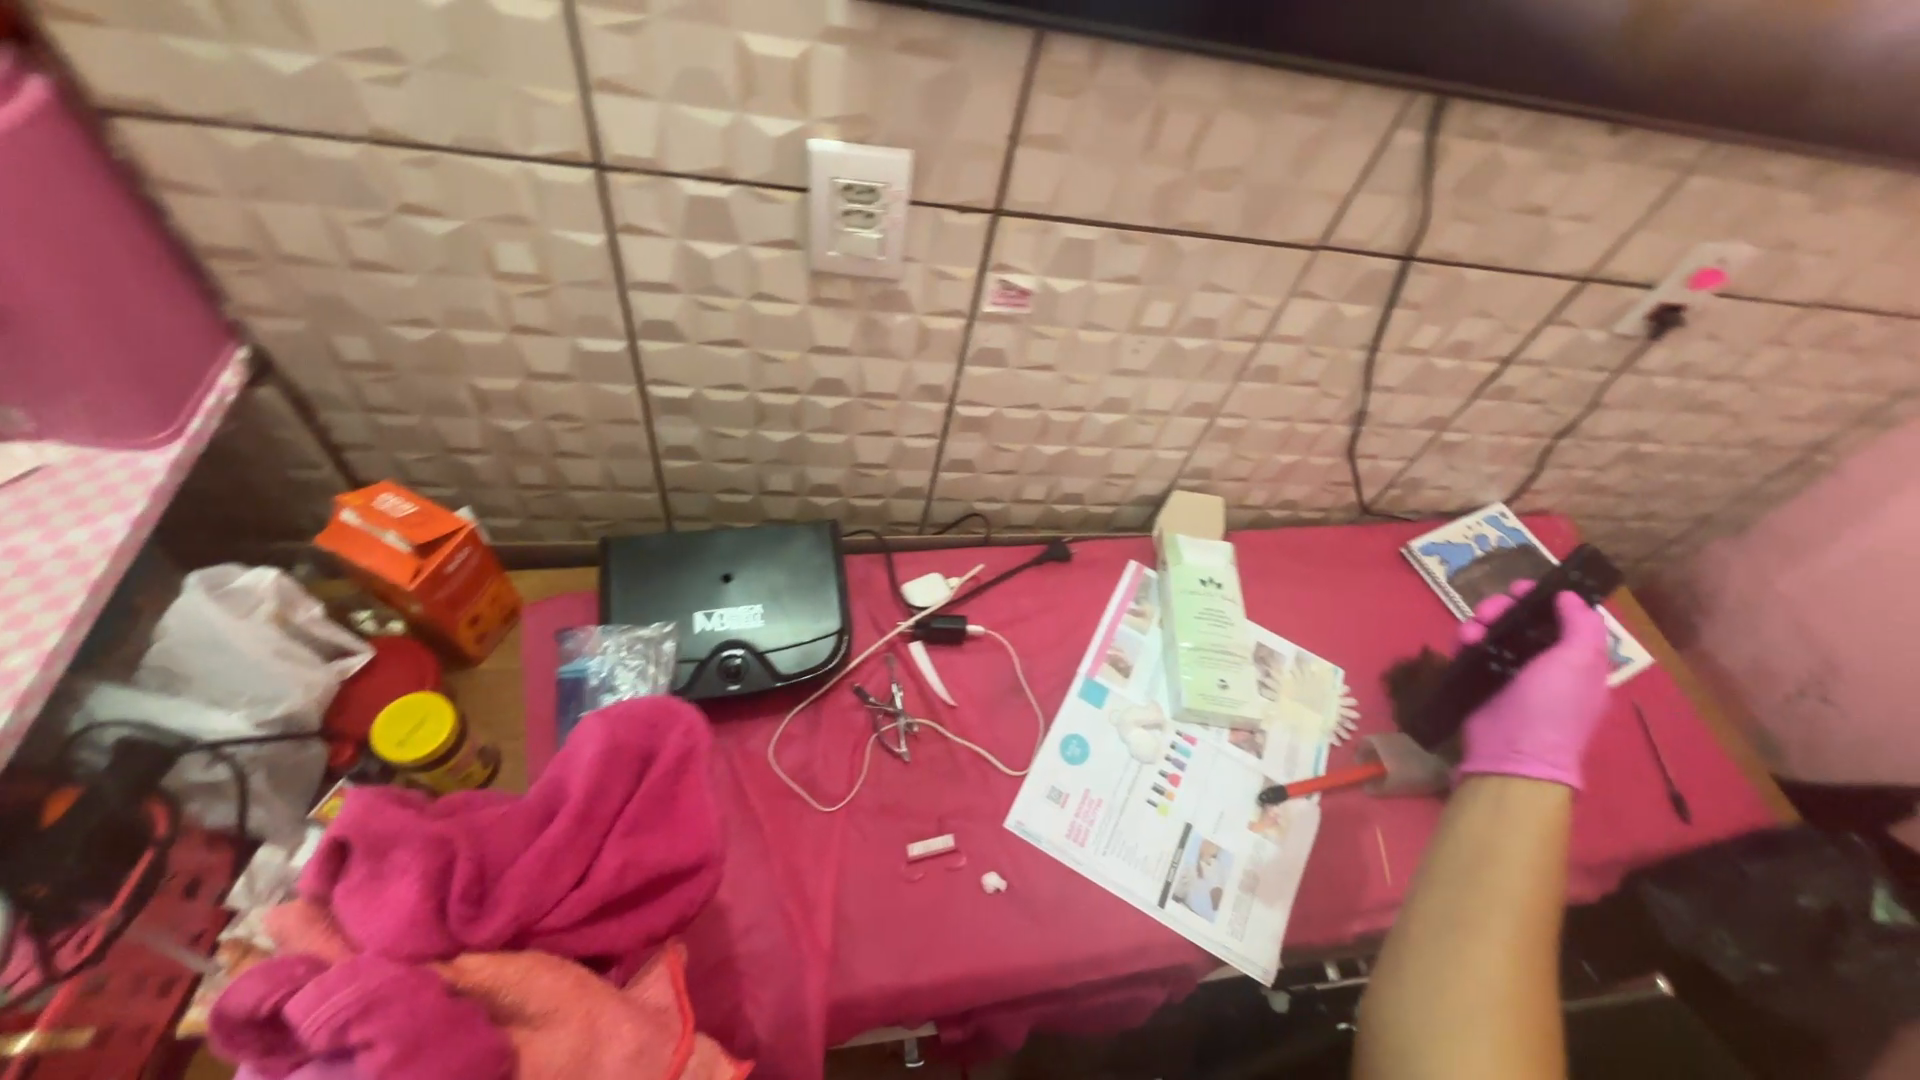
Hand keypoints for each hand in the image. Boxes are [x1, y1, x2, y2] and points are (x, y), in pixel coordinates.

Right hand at [1455, 582, 1611, 790]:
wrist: (1512, 752)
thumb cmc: (1553, 706)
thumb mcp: (1580, 662)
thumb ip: (1580, 624)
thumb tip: (1568, 595)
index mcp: (1575, 660)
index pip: (1561, 618)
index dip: (1544, 599)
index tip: (1523, 588)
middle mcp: (1543, 663)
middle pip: (1522, 620)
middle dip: (1505, 608)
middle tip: (1491, 610)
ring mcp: (1509, 672)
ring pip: (1494, 631)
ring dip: (1481, 621)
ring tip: (1472, 630)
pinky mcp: (1479, 679)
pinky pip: (1471, 649)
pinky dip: (1466, 639)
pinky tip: (1463, 641)